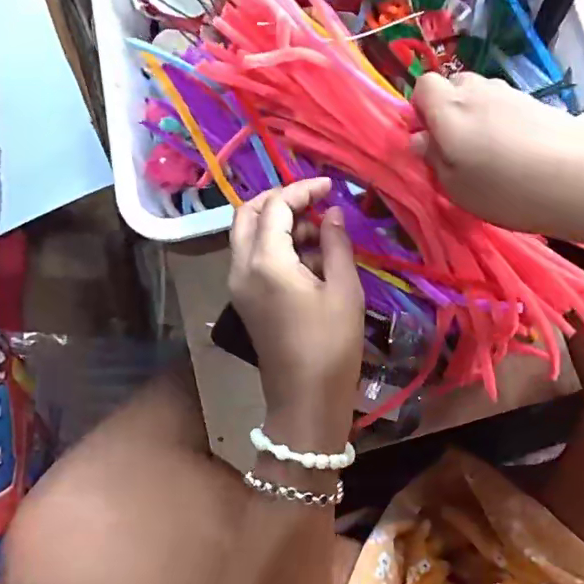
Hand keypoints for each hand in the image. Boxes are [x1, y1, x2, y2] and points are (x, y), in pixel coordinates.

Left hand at [228, 179, 363, 448]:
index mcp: (266, 261)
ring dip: (277, 223)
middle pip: (247, 214)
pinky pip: (251, 257)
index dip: (303, 189)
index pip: (276, 207)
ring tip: (319, 233)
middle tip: (315, 202)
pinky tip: (308, 258)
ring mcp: (238, 285)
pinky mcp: (244, 300)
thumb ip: (336, 244)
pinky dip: (274, 245)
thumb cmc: (331, 344)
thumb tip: (332, 213)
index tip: (331, 185)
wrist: (305, 398)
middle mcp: (241, 267)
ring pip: (246, 235)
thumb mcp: (344, 290)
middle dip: (280, 200)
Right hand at [411, 72, 583, 241]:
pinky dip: (505, 125)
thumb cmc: (505, 189)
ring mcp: (512, 93)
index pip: (423, 86)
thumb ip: (433, 159)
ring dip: (479, 120)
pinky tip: (519, 156)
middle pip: (454, 87)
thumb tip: (419, 138)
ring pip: (483, 98)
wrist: (581, 179)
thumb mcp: (456, 187)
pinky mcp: (539, 104)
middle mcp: (478, 90)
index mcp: (448, 108)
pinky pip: (508, 108)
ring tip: (491, 158)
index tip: (428, 141)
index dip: (421, 110)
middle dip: (450, 113)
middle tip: (458, 152)